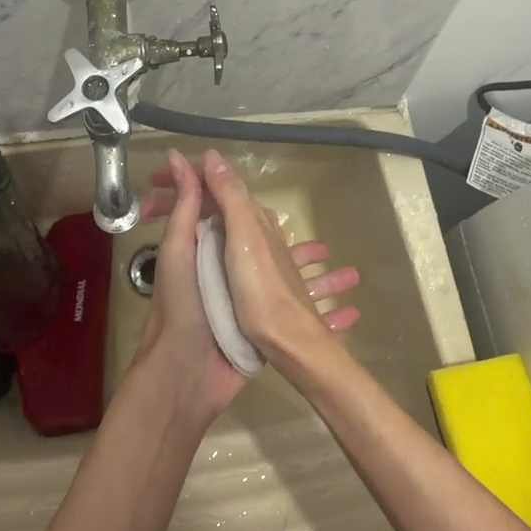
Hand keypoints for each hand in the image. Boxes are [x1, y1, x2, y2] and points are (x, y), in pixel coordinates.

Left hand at [132, 150, 361, 418]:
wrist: (187, 375)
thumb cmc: (183, 305)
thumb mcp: (181, 248)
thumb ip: (186, 204)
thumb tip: (178, 155)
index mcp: (208, 247)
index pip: (224, 212)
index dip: (230, 197)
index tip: (243, 181)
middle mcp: (233, 271)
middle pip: (270, 249)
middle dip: (296, 243)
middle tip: (323, 236)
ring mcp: (253, 303)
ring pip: (295, 283)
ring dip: (322, 279)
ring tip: (351, 273)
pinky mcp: (266, 331)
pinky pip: (303, 318)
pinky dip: (328, 316)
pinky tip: (352, 313)